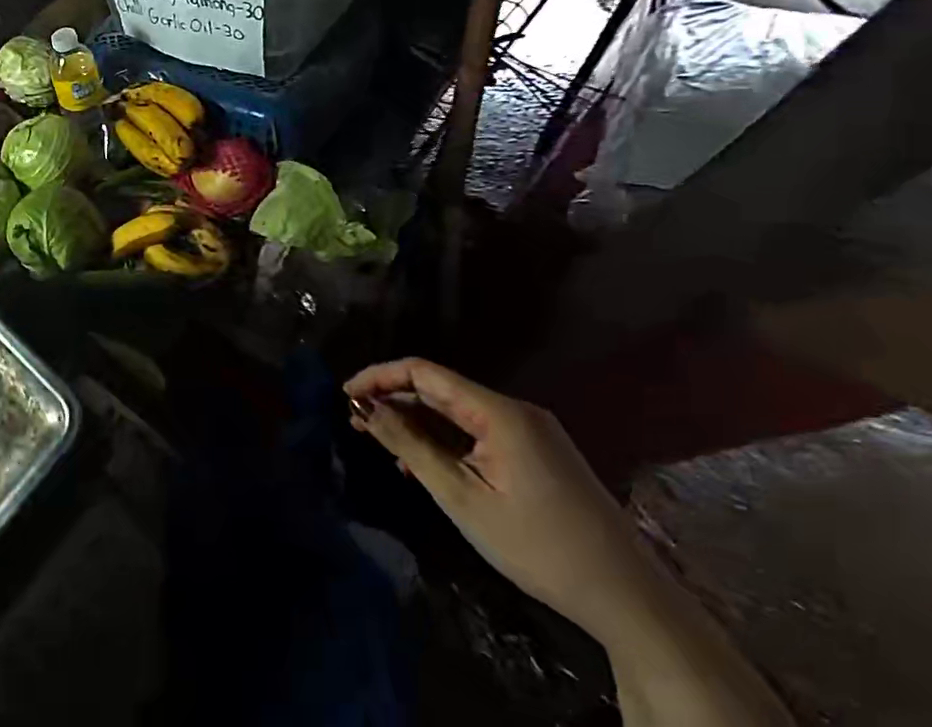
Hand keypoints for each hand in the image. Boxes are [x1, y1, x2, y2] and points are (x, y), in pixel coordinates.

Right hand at [344, 358, 658, 640]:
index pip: (424, 372)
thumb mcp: (460, 494)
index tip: (344, 395)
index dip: (379, 377)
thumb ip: (409, 444)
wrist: (625, 597)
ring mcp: (528, 433)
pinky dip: (440, 440)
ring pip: (454, 412)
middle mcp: (515, 412)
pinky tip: (417, 463)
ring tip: (377, 442)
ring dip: (413, 422)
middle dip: (392, 400)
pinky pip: (474, 432)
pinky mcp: (534, 454)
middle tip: (354, 422)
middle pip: (438, 389)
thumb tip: (365, 408)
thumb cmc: (536, 544)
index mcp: (500, 413)